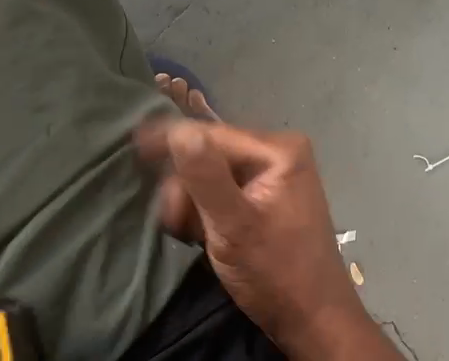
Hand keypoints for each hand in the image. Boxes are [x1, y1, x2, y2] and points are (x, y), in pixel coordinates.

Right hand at [137, 119, 398, 359]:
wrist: (313, 319)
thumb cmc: (275, 272)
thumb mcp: (234, 227)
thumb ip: (206, 178)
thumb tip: (180, 130)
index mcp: (279, 149)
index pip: (213, 134)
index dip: (172, 140)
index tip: (135, 144)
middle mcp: (280, 151)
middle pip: (213, 153)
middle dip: (186, 185)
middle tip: (173, 222)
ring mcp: (277, 174)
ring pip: (216, 174)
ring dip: (195, 201)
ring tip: (189, 233)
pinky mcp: (270, 196)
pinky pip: (228, 189)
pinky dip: (209, 209)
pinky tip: (202, 232)